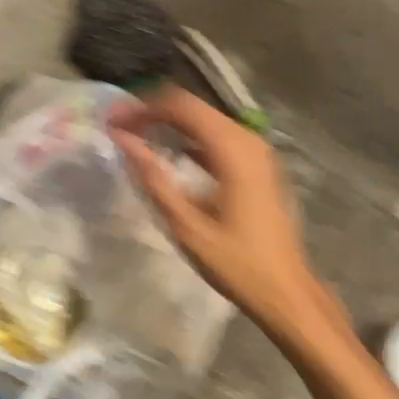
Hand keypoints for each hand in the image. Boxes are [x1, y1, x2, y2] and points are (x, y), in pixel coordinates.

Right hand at [110, 86, 327, 331]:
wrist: (286, 292)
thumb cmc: (236, 263)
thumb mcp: (187, 226)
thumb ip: (154, 179)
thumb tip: (123, 142)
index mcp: (233, 150)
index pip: (182, 106)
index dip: (143, 108)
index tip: (113, 122)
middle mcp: (249, 141)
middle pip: (194, 108)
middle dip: (154, 113)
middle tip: (119, 128)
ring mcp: (258, 153)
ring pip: (207, 121)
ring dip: (172, 125)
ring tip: (137, 139)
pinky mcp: (259, 167)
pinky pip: (219, 139)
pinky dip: (191, 140)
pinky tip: (170, 156)